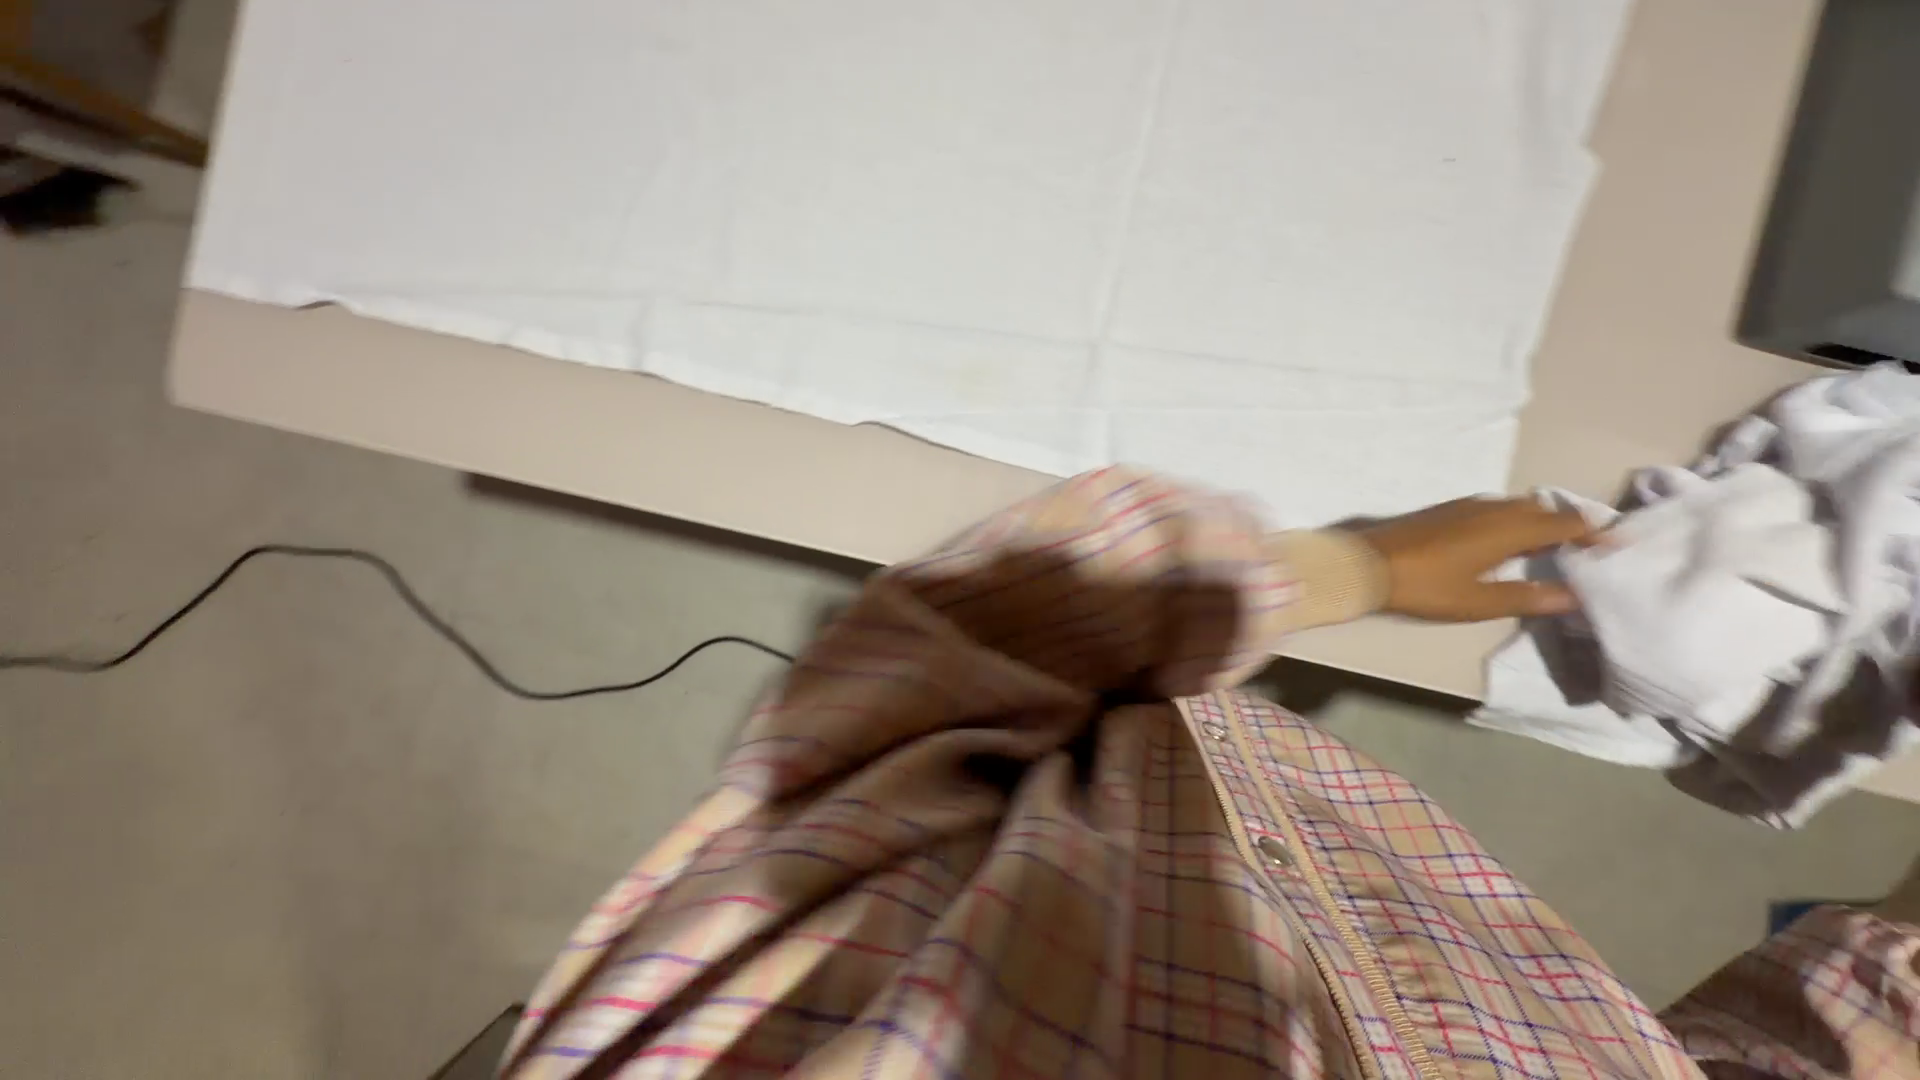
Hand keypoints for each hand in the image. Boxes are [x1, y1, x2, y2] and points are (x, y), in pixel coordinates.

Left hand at [1354, 497, 1593, 621]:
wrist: (1363, 565)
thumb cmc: (1423, 586)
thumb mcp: (1478, 601)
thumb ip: (1527, 597)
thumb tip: (1574, 596)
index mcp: (1507, 528)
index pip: (1565, 522)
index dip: (1595, 532)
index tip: (1618, 545)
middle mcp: (1490, 508)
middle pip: (1542, 509)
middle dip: (1568, 524)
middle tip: (1587, 546)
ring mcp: (1464, 506)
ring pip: (1515, 506)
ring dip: (1538, 519)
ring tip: (1551, 544)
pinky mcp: (1442, 511)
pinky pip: (1491, 508)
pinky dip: (1511, 519)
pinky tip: (1504, 539)